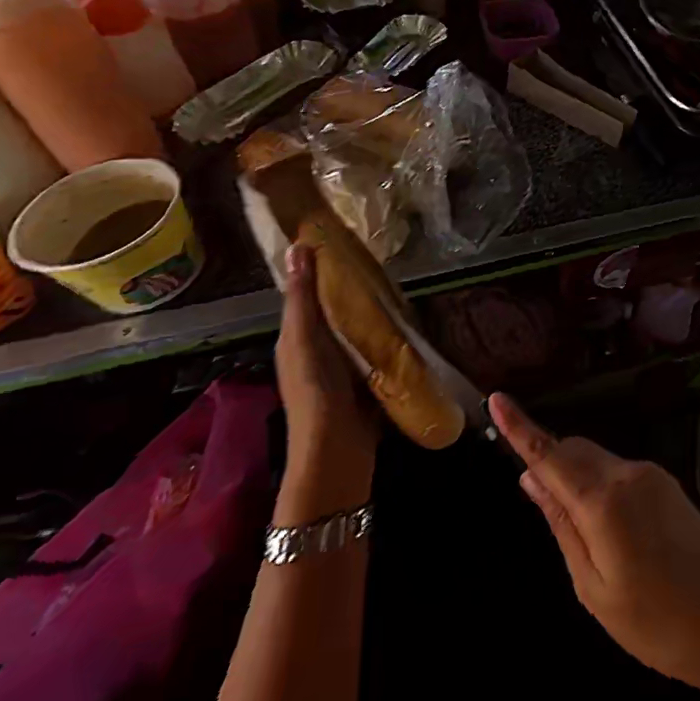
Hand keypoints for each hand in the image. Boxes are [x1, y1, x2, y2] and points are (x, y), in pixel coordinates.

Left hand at [273, 243, 375, 524]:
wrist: (337, 454)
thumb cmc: (316, 391)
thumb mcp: (304, 339)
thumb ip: (302, 299)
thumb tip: (297, 247)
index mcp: (296, 340)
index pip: (304, 298)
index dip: (318, 273)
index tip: (341, 246)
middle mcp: (315, 354)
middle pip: (332, 316)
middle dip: (349, 294)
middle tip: (378, 267)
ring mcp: (340, 374)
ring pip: (354, 336)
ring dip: (369, 319)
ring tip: (396, 291)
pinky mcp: (363, 389)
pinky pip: (374, 357)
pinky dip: (384, 344)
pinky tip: (404, 330)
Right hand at [490, 393, 699, 696]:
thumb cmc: (659, 622)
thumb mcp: (593, 586)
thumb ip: (560, 524)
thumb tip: (532, 479)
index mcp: (601, 501)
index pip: (548, 454)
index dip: (519, 427)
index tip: (495, 399)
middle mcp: (625, 474)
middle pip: (572, 450)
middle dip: (550, 463)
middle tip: (545, 509)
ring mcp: (650, 476)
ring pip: (594, 460)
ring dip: (576, 478)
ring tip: (592, 539)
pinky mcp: (666, 484)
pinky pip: (617, 473)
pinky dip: (600, 487)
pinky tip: (617, 533)